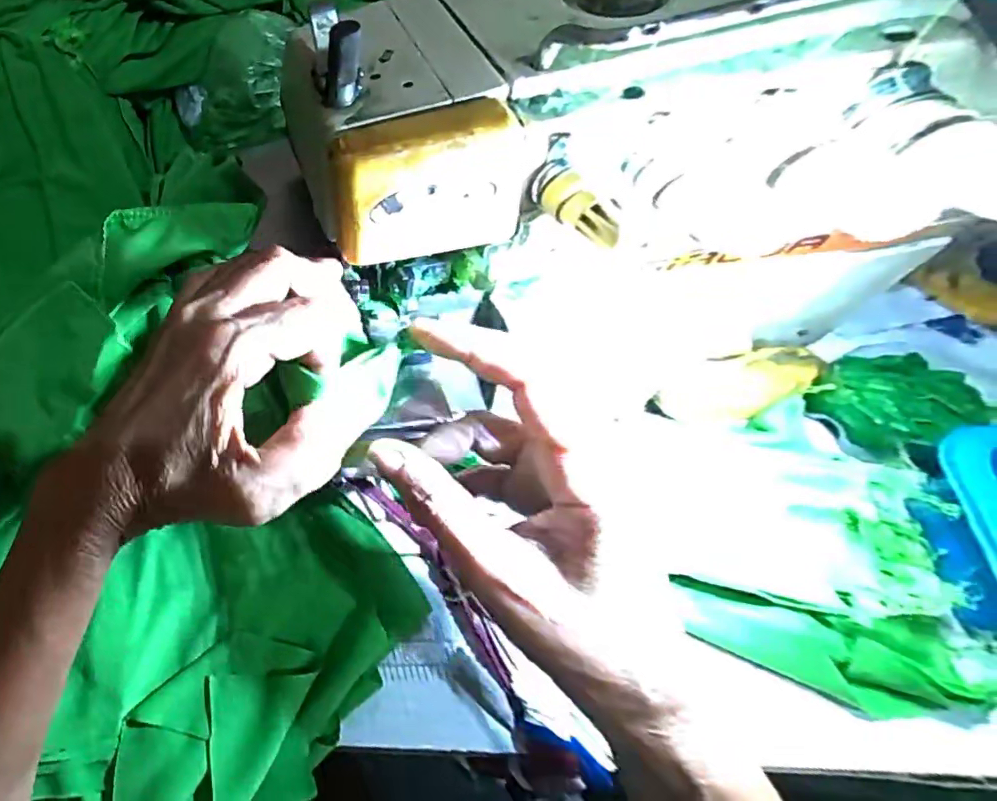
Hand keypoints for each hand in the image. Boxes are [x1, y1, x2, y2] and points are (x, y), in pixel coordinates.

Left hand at [53, 246, 376, 542]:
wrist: (111, 469)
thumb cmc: (181, 482)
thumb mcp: (258, 491)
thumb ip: (314, 450)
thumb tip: (347, 404)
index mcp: (229, 351)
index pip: (307, 314)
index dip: (333, 343)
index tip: (325, 383)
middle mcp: (205, 315)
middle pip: (278, 266)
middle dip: (321, 289)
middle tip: (339, 327)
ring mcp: (183, 309)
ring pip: (248, 261)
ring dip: (288, 277)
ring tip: (313, 309)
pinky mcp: (171, 315)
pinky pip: (219, 273)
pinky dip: (251, 277)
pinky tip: (262, 304)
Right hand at [367, 319, 679, 711]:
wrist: (635, 683)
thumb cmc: (576, 632)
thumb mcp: (495, 570)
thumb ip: (436, 503)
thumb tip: (379, 450)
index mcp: (590, 474)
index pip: (535, 384)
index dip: (476, 348)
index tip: (418, 331)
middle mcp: (587, 458)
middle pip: (516, 390)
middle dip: (457, 379)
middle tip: (408, 368)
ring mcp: (571, 470)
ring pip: (496, 426)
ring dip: (451, 444)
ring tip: (420, 483)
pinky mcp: (556, 484)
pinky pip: (496, 453)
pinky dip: (462, 466)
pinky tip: (444, 499)